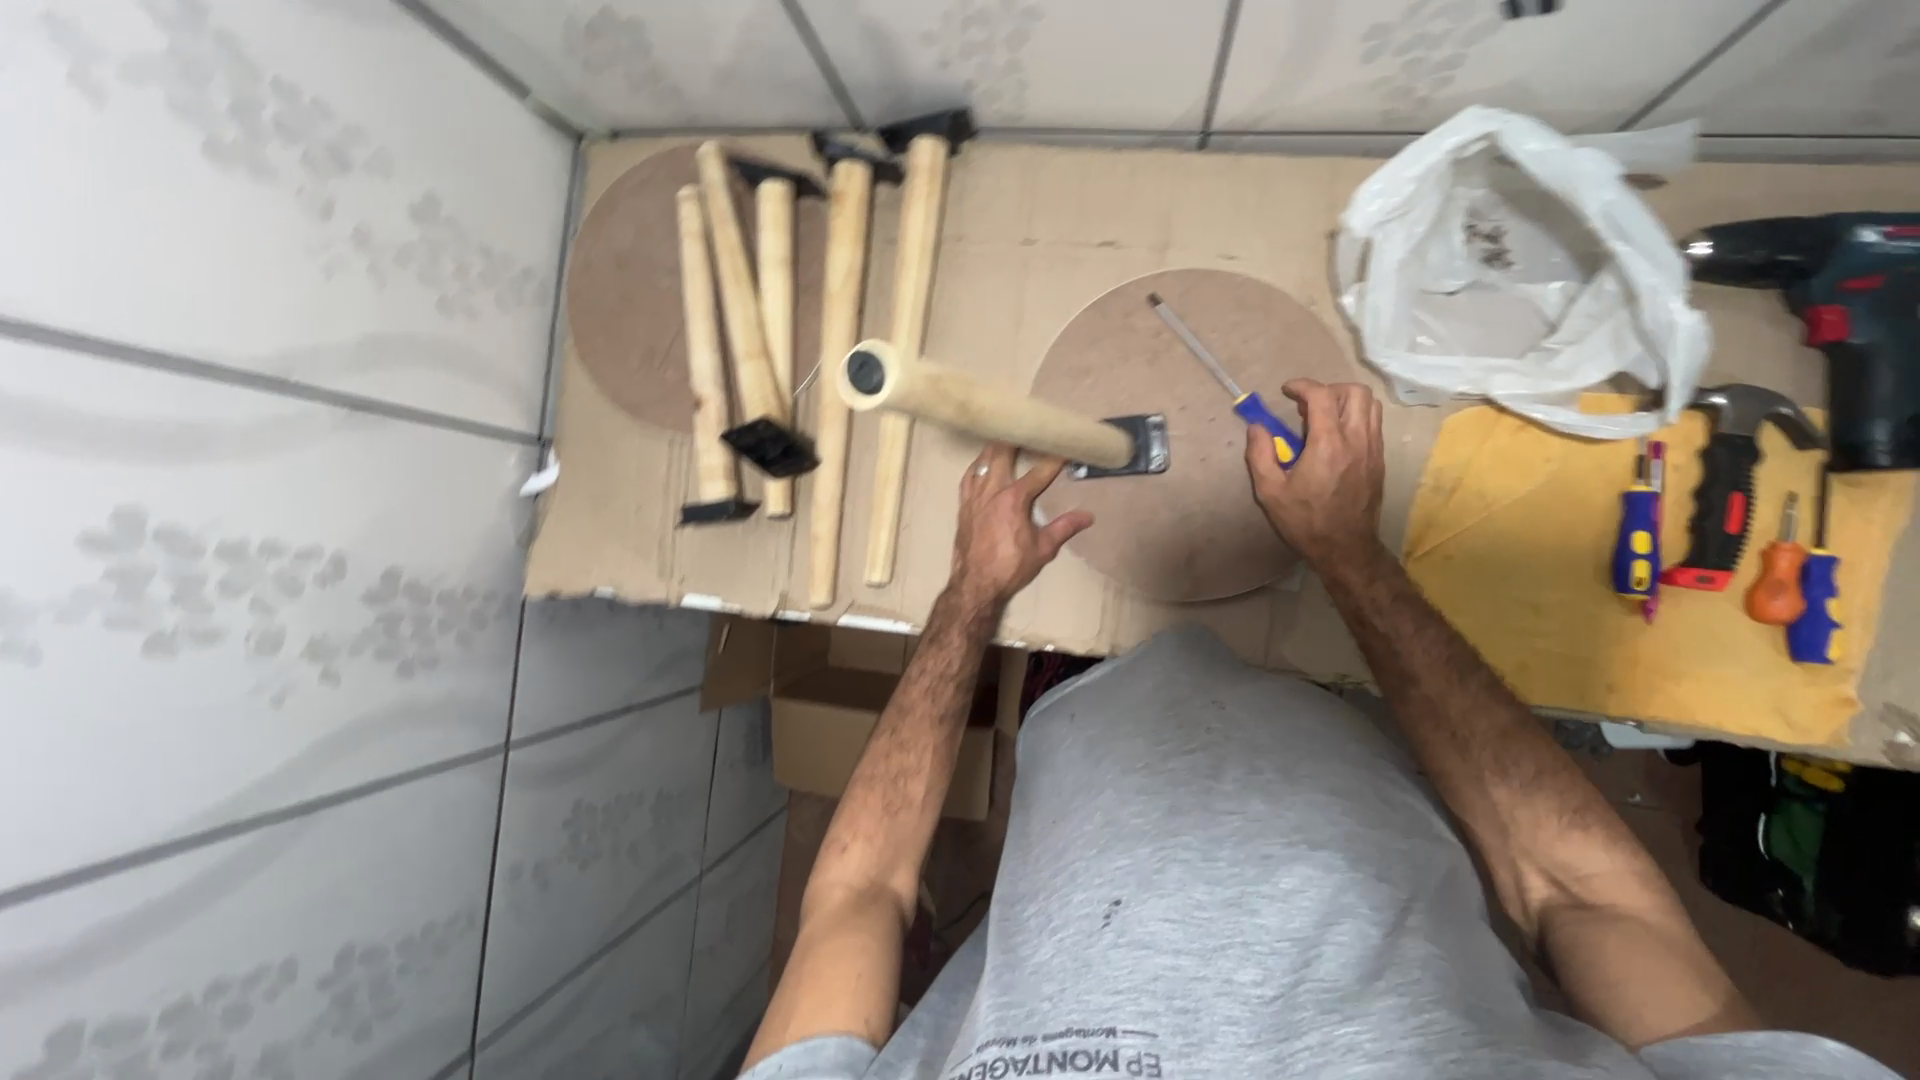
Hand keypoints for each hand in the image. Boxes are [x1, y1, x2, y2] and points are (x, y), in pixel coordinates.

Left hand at [948, 444, 1093, 610]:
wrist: (975, 585)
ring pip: (983, 460)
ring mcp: (974, 496)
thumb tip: (1088, 516)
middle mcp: (992, 490)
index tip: (1067, 446)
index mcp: (1014, 499)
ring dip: (996, 446)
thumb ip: (1064, 528)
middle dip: (1016, 435)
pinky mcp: (963, 505)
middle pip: (1002, 451)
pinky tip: (983, 463)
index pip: (1039, 471)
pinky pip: (969, 477)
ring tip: (1006, 435)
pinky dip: (978, 465)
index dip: (1055, 458)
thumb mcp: (1043, 549)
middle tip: (1028, 425)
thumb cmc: (1010, 568)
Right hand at [1245, 379, 1386, 576]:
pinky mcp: (1379, 460)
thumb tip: (1257, 427)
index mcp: (1328, 445)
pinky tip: (1334, 437)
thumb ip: (1260, 455)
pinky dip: (1354, 418)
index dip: (1302, 386)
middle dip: (1328, 389)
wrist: (1345, 548)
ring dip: (1345, 401)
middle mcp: (1357, 440)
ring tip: (1322, 418)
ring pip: (1370, 405)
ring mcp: (1373, 449)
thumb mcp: (1270, 492)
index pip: (1322, 396)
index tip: (1286, 391)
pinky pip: (1373, 424)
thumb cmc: (1304, 522)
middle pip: (1355, 392)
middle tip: (1307, 405)